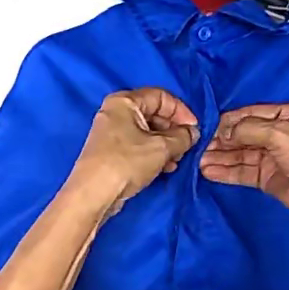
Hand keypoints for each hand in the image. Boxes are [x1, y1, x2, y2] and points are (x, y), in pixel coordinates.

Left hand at [69, 88, 198, 215]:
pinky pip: (140, 145)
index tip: (194, 129)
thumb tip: (192, 133)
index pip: (161, 96)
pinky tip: (165, 167)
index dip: (181, 111)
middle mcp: (116, 112)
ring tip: (177, 160)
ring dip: (167, 144)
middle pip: (154, 114)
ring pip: (148, 131)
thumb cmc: (127, 162)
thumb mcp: (162, 148)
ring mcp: (112, 132)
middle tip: (188, 146)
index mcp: (125, 101)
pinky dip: (155, 153)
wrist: (94, 193)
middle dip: (174, 130)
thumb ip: (183, 137)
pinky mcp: (112, 150)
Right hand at [199, 103, 288, 216]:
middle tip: (199, 146)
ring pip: (241, 154)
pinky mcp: (268, 178)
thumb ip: (248, 129)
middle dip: (222, 140)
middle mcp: (280, 133)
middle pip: (245, 134)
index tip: (209, 127)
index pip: (253, 114)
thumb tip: (222, 132)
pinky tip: (209, 172)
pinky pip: (243, 172)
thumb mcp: (281, 133)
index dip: (231, 121)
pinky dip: (226, 172)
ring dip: (220, 157)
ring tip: (199, 161)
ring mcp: (273, 156)